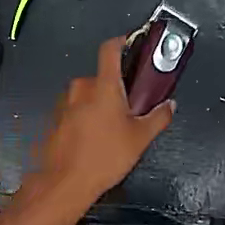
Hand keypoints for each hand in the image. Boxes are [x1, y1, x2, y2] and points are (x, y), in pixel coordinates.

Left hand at [25, 36, 174, 206]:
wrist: (65, 183)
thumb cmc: (100, 159)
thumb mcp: (140, 138)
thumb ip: (159, 116)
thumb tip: (168, 107)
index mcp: (104, 86)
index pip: (110, 49)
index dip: (122, 41)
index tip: (131, 42)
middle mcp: (82, 89)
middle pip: (103, 76)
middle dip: (116, 88)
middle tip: (130, 105)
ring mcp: (65, 104)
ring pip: (88, 94)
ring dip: (100, 104)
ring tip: (113, 127)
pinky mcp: (56, 119)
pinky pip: (75, 110)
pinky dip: (86, 117)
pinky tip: (95, 138)